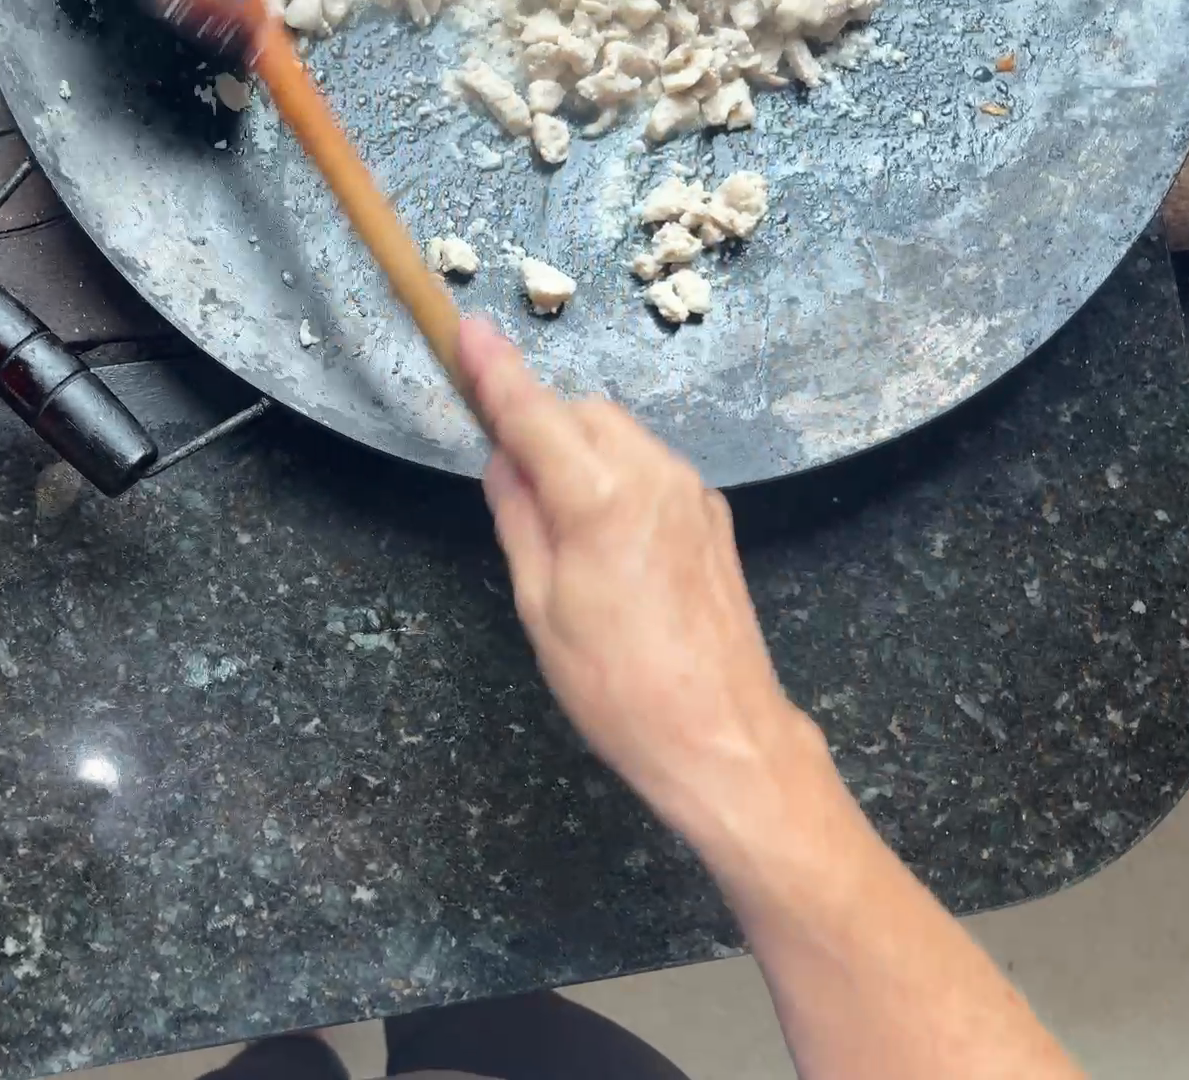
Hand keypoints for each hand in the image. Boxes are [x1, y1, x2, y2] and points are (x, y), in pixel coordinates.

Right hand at [460, 319, 832, 836]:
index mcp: (600, 499)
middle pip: (580, 412)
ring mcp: (691, 492)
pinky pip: (645, 463)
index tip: (468, 329)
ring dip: (571, 446)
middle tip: (502, 473)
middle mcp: (654, 477)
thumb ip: (518, 518)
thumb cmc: (612, 683)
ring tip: (549, 514)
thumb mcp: (539, 605)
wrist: (721, 736)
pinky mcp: (710, 514)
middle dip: (534, 421)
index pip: (533, 416)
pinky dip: (607, 469)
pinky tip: (597, 527)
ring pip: (614, 433)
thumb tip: (502, 462)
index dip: (496, 371)